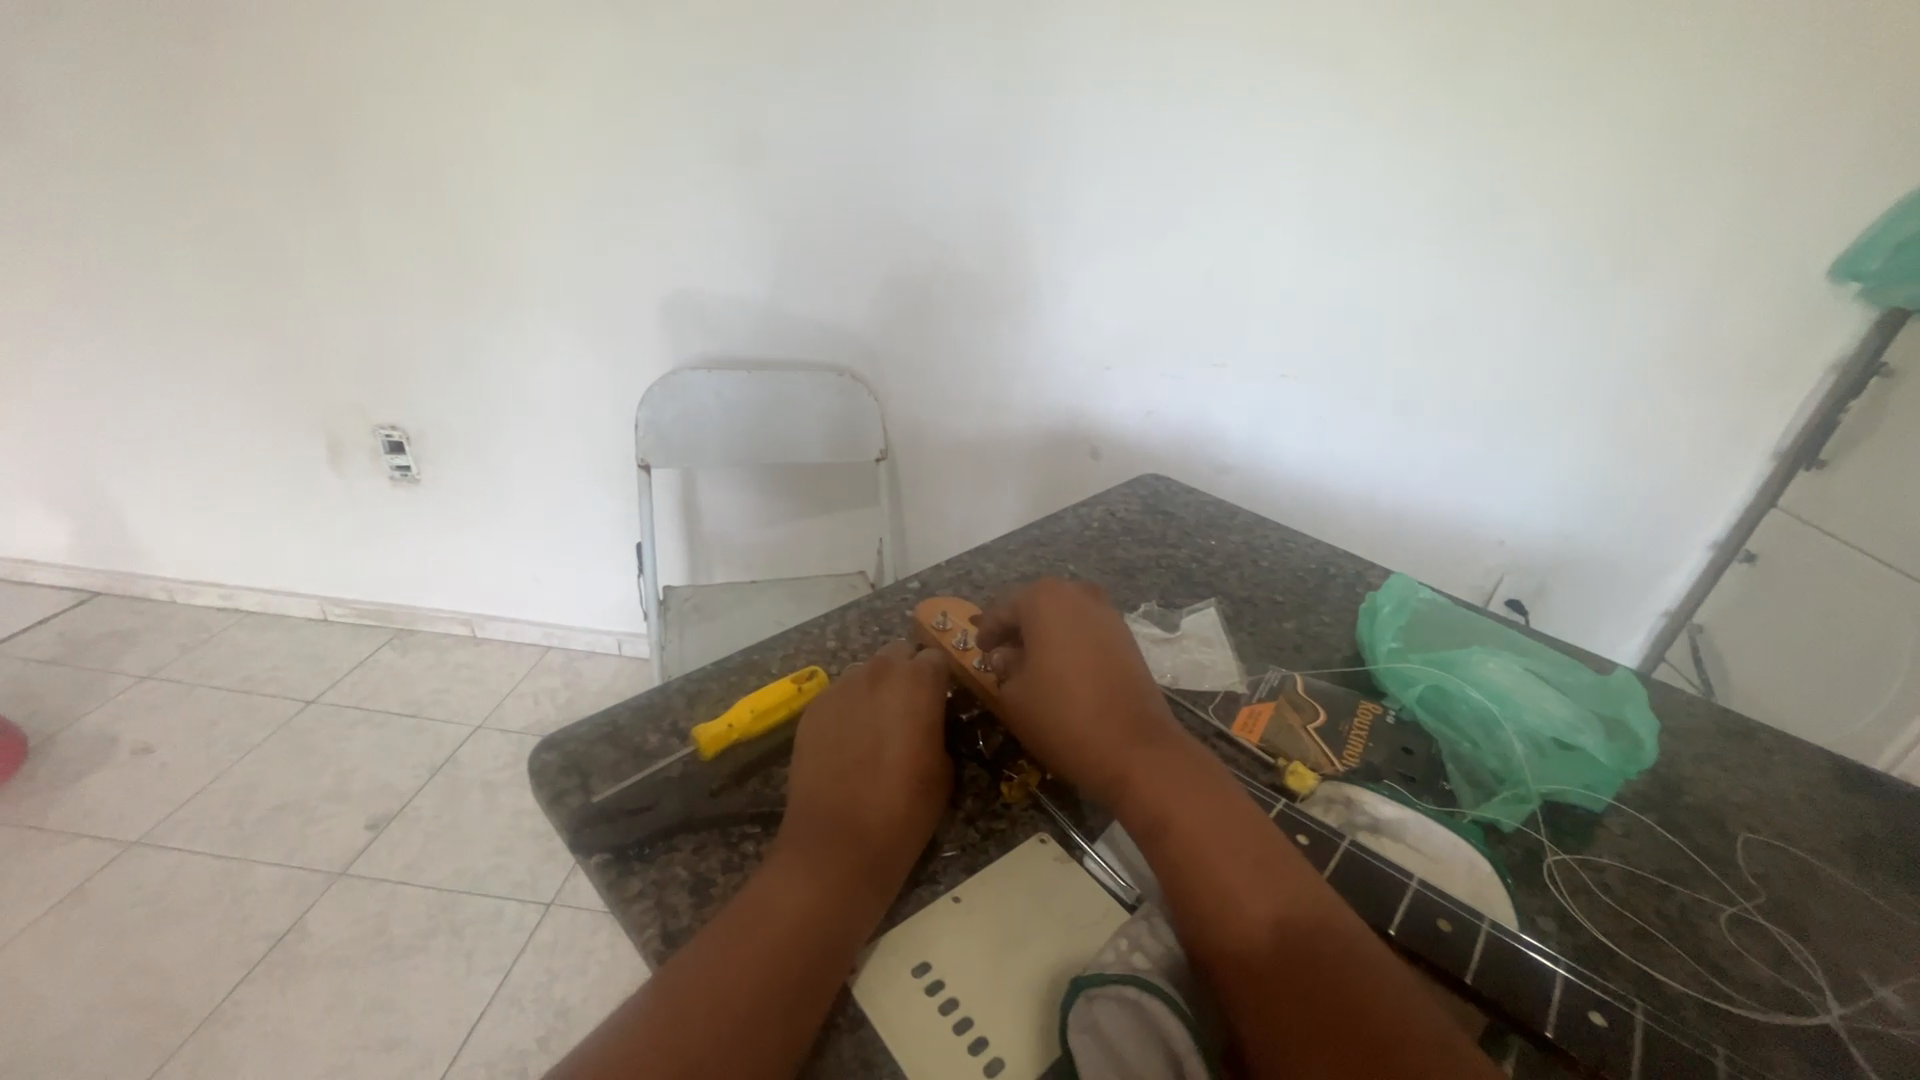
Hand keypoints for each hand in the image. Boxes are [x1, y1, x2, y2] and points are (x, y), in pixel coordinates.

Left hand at [776, 641, 952, 890]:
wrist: (837, 844)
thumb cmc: (904, 810)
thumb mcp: (945, 770)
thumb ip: (940, 729)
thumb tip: (931, 720)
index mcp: (918, 682)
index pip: (937, 657)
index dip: (942, 679)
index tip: (944, 701)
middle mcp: (878, 673)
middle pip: (899, 653)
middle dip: (908, 673)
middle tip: (913, 709)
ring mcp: (840, 688)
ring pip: (867, 671)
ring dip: (878, 687)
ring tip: (879, 725)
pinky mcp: (813, 709)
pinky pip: (840, 695)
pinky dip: (850, 707)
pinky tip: (850, 742)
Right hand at [974, 579, 1188, 808]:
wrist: (1135, 749)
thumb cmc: (1062, 716)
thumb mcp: (1015, 695)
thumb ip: (1004, 667)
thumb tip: (1004, 656)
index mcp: (1043, 599)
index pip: (1003, 609)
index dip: (987, 631)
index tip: (978, 650)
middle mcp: (1078, 594)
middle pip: (1037, 606)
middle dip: (1018, 628)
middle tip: (1001, 655)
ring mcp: (1108, 614)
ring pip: (1065, 617)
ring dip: (1046, 635)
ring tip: (1031, 665)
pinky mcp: (1127, 637)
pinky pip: (1087, 631)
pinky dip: (1071, 644)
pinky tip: (1061, 671)